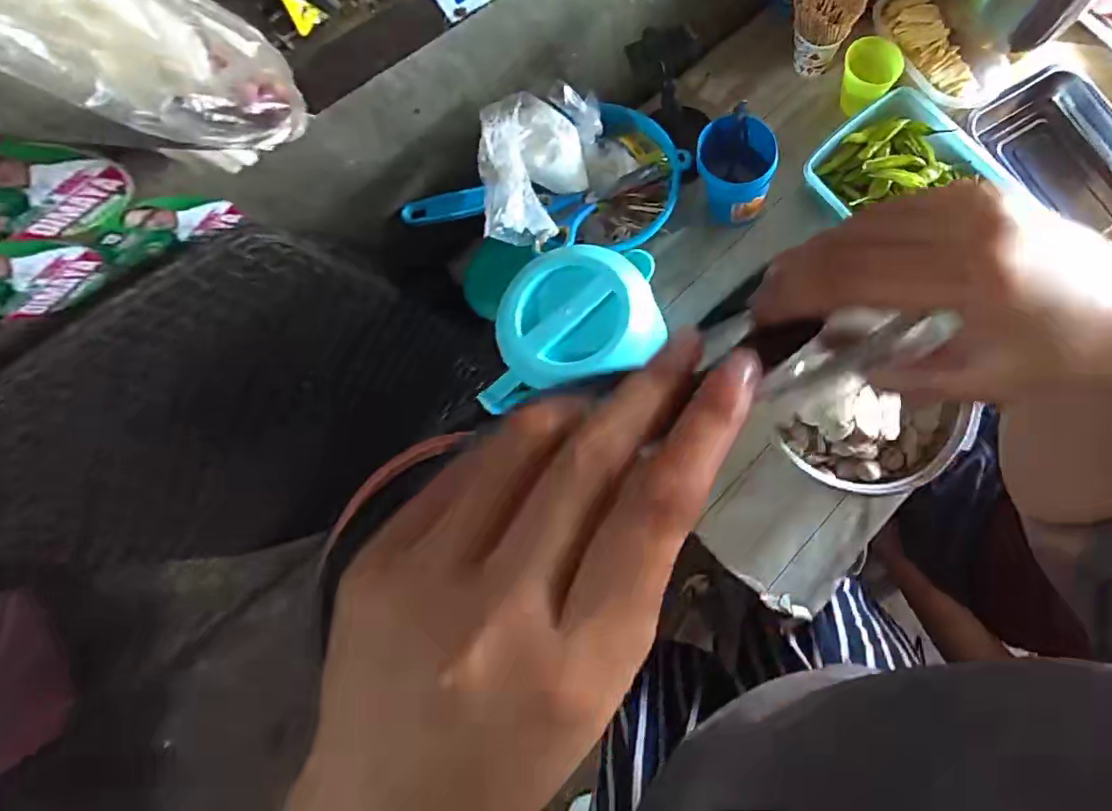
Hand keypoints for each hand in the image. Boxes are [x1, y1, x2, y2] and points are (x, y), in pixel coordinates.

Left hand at [288, 338, 759, 810]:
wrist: (377, 808)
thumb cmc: (517, 757)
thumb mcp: (600, 680)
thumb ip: (629, 569)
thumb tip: (653, 454)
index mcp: (576, 665)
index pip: (653, 512)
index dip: (702, 428)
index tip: (734, 372)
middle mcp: (497, 610)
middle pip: (589, 460)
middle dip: (647, 388)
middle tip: (684, 345)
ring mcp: (425, 574)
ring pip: (523, 439)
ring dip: (583, 401)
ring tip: (614, 391)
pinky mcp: (378, 551)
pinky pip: (467, 462)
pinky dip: (518, 437)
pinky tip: (543, 434)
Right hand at [753, 183, 1111, 523]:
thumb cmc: (1053, 358)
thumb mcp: (981, 383)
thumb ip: (905, 373)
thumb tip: (836, 352)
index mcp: (976, 277)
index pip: (857, 275)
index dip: (798, 292)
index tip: (761, 311)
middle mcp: (969, 222)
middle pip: (852, 239)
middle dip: (797, 268)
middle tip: (763, 295)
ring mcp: (970, 196)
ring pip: (866, 219)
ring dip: (821, 248)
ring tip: (791, 277)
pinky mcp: (970, 188)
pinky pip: (891, 209)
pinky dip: (854, 234)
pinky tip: (838, 256)